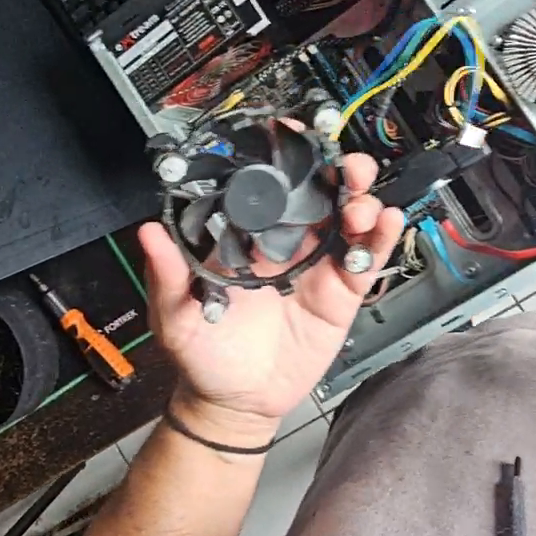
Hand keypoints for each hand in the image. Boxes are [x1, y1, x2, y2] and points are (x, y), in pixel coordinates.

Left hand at [137, 153, 403, 445]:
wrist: (237, 402)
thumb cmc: (203, 354)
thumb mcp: (175, 314)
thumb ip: (166, 273)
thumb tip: (148, 232)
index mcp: (245, 238)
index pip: (267, 187)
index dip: (284, 158)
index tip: (293, 133)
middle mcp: (284, 244)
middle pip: (318, 194)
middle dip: (337, 171)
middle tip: (345, 165)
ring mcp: (315, 266)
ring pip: (347, 220)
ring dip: (361, 200)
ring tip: (362, 203)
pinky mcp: (339, 294)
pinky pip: (364, 260)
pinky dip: (380, 238)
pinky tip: (386, 222)